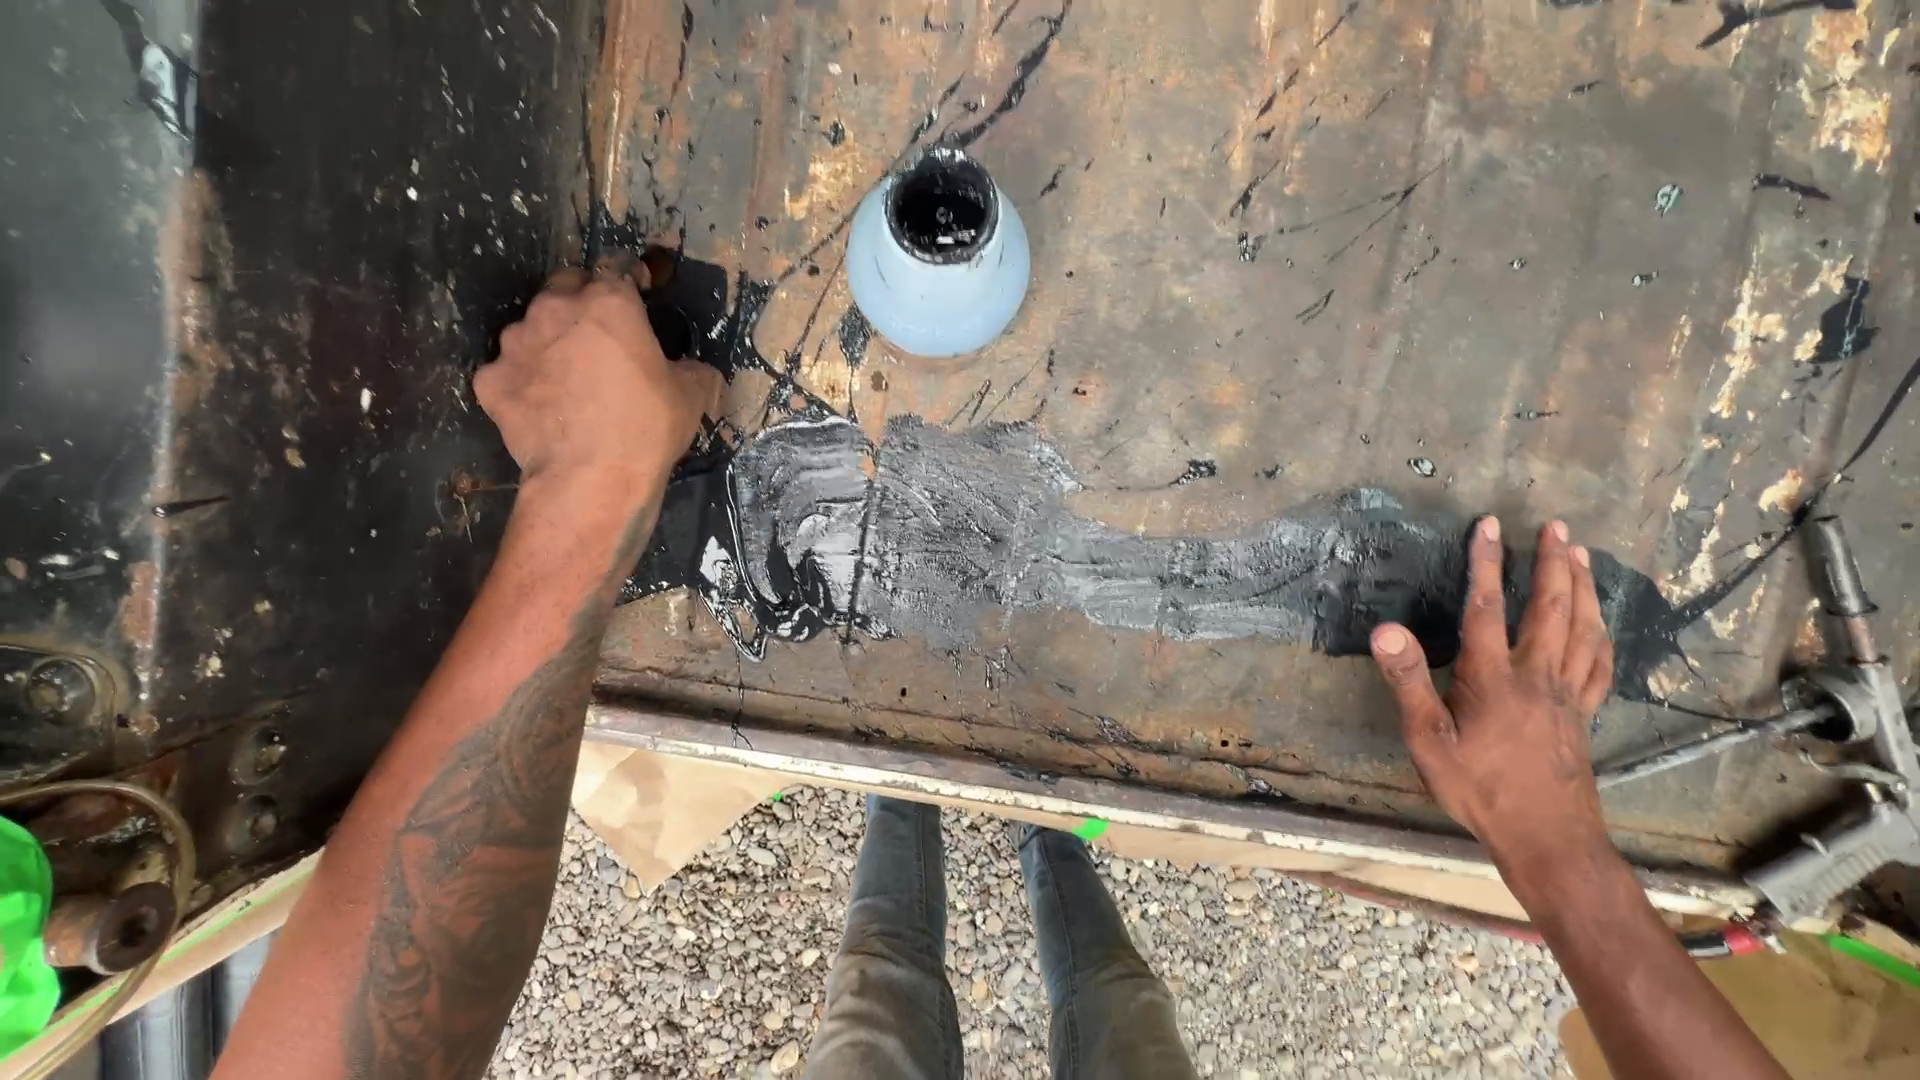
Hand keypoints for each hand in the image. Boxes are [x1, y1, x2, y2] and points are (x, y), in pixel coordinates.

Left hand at [475, 267, 721, 504]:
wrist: (591, 480)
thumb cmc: (647, 428)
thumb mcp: (693, 396)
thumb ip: (694, 369)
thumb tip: (693, 369)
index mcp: (608, 304)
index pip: (616, 266)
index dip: (629, 276)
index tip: (638, 290)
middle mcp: (555, 311)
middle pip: (565, 285)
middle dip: (583, 300)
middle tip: (603, 333)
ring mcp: (515, 345)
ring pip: (532, 328)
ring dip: (550, 340)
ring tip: (569, 374)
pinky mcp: (490, 381)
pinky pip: (509, 371)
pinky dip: (524, 381)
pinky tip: (543, 405)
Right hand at [1368, 518, 1615, 873]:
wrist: (1548, 838)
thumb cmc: (1478, 788)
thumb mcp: (1426, 739)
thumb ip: (1407, 680)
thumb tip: (1385, 628)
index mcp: (1494, 678)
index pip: (1485, 609)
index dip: (1484, 564)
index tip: (1489, 526)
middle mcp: (1537, 676)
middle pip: (1549, 609)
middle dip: (1551, 564)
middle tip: (1556, 527)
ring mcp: (1568, 695)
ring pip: (1582, 630)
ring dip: (1582, 589)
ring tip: (1580, 557)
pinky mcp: (1583, 714)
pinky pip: (1599, 664)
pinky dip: (1600, 635)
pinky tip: (1599, 624)